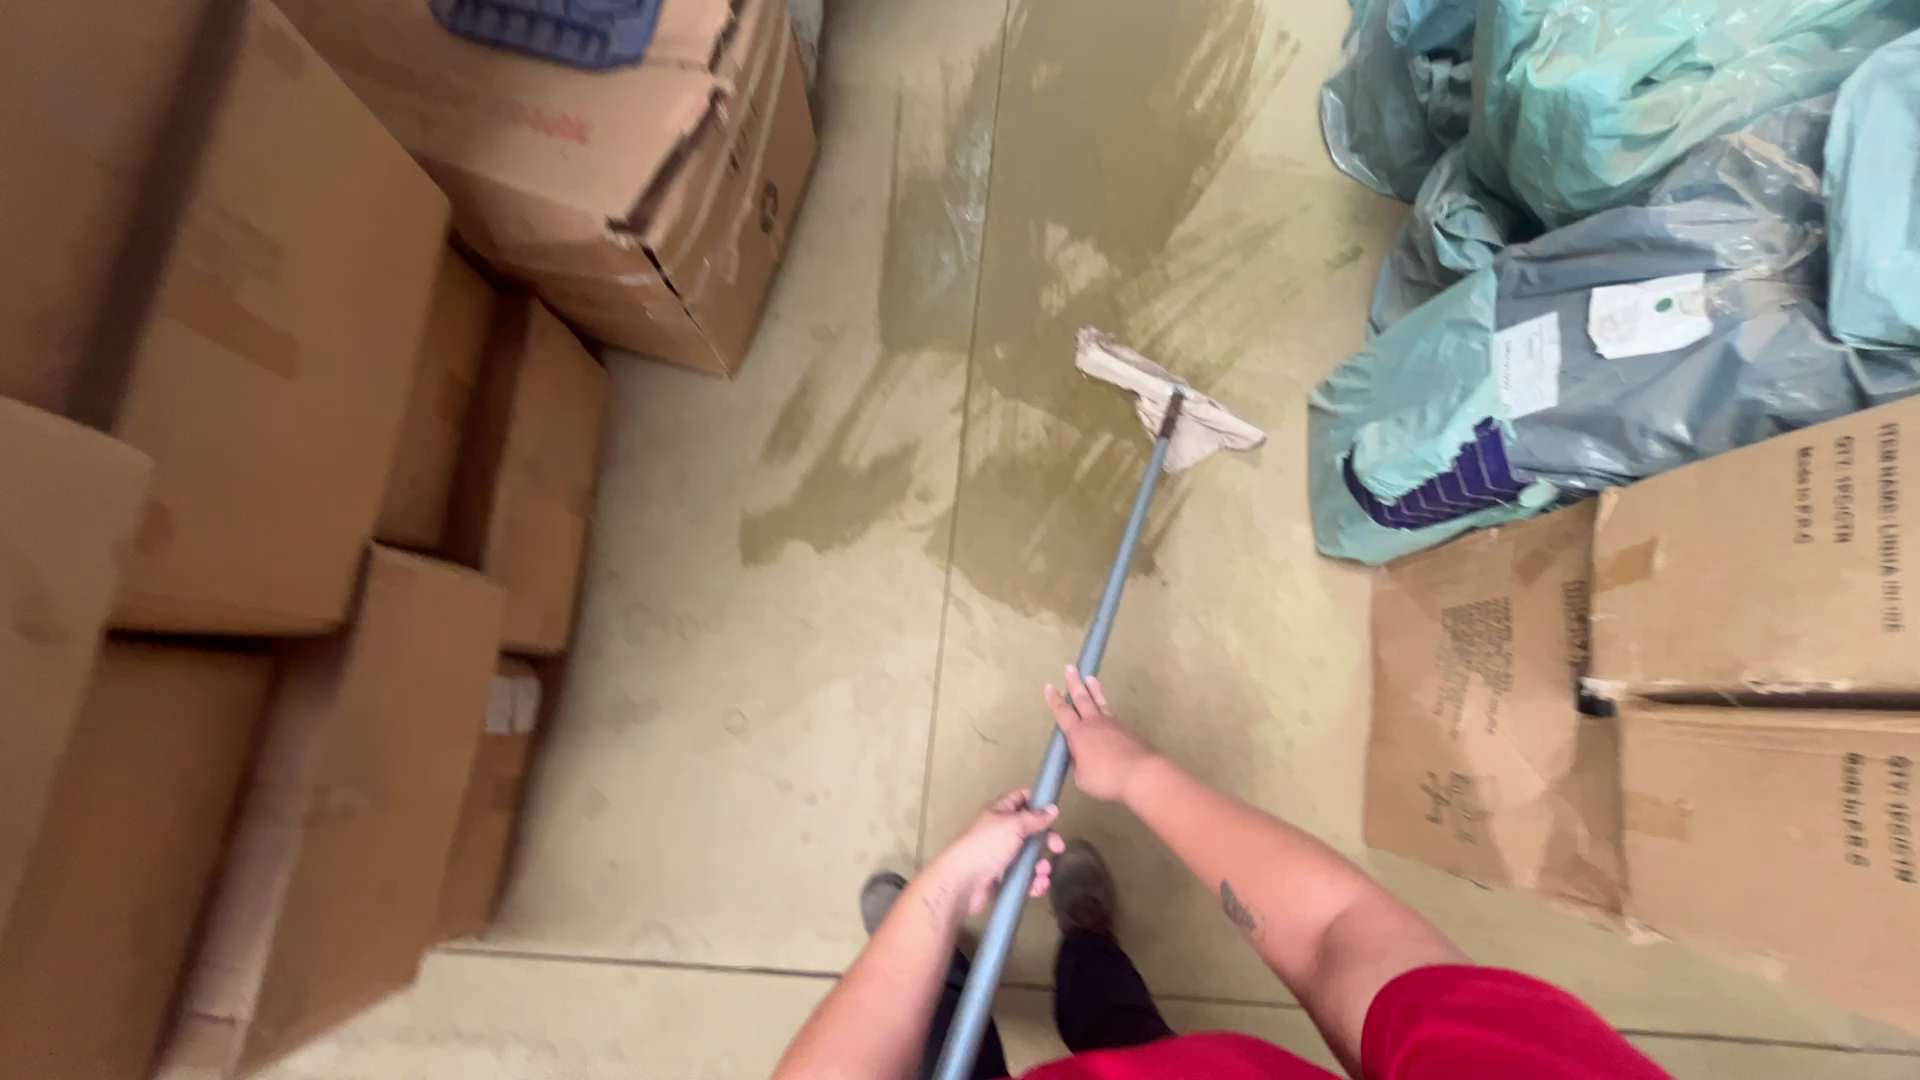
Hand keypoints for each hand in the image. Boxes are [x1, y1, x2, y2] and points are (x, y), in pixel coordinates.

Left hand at [929, 789, 1064, 914]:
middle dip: (1046, 839)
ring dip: (1041, 865)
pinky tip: (1039, 886)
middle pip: (1030, 831)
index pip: (1021, 798)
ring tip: (1044, 873)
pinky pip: (1024, 877)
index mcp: (1000, 812)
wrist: (964, 881)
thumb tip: (1052, 808)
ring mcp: (1002, 856)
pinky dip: (1033, 881)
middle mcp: (1001, 831)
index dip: (1037, 802)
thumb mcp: (1013, 825)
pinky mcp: (1003, 878)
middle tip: (1058, 848)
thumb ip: (1034, 818)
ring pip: (1029, 857)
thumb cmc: (988, 845)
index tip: (1054, 812)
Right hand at [1046, 666, 1157, 801]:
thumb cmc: (1105, 777)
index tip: (1050, 686)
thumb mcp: (1082, 778)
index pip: (1062, 712)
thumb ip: (1079, 765)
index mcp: (1078, 733)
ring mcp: (1112, 724)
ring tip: (1090, 678)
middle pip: (1082, 698)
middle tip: (1070, 667)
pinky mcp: (1126, 730)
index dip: (1055, 700)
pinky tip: (1107, 713)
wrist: (1140, 773)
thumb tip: (1082, 759)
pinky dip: (1106, 710)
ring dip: (1093, 690)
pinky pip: (1112, 715)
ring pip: (1099, 702)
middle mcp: (1093, 723)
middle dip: (1074, 683)